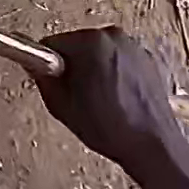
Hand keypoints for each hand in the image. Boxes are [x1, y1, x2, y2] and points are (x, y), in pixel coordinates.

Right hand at [34, 28, 180, 171]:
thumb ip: (42, 79)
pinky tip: (115, 99)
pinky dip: (113, 75)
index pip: (53, 44)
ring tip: (98, 100)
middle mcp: (113, 38)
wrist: (155, 150)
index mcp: (90, 42)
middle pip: (76, 46)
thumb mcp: (61, 105)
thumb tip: (33, 64)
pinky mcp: (147, 61)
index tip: (54, 81)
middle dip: (73, 67)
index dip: (49, 66)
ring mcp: (133, 48)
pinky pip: (117, 61)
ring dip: (94, 70)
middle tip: (77, 95)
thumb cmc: (113, 129)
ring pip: (97, 54)